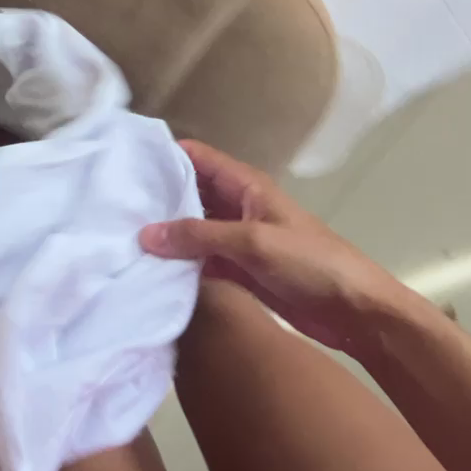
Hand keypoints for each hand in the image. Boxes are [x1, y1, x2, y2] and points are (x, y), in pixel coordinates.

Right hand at [139, 140, 422, 354]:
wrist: (360, 315)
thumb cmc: (314, 264)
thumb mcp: (254, 242)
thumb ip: (199, 235)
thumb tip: (145, 234)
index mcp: (245, 185)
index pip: (194, 156)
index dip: (160, 155)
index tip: (122, 161)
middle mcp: (235, 206)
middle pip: (185, 191)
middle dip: (153, 196)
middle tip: (110, 203)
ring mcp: (234, 239)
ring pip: (188, 227)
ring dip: (162, 232)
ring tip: (117, 234)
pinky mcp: (235, 270)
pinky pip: (196, 259)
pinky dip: (174, 261)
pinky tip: (144, 267)